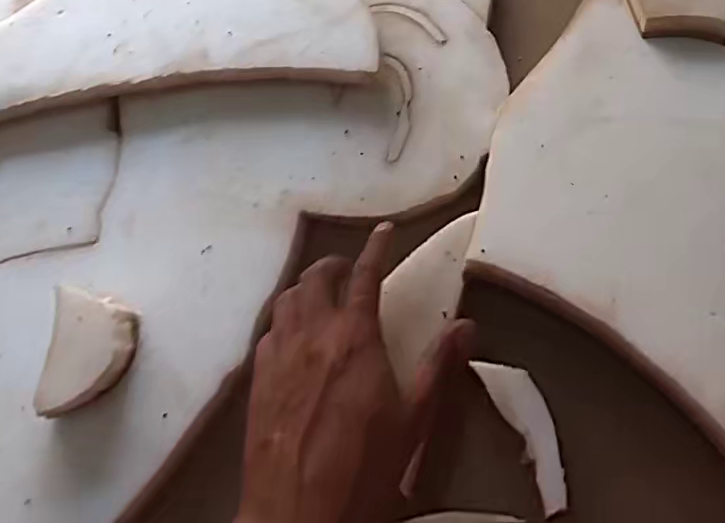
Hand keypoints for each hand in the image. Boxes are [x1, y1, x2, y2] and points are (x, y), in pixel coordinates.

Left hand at [237, 222, 474, 522]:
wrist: (297, 520)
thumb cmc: (364, 470)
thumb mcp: (414, 421)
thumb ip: (439, 366)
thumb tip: (467, 324)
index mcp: (354, 337)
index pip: (365, 274)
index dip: (376, 246)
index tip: (384, 229)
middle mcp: (313, 334)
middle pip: (317, 277)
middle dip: (335, 264)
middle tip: (349, 269)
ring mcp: (280, 355)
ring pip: (288, 298)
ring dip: (306, 287)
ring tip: (320, 295)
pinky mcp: (256, 380)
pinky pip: (268, 331)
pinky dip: (283, 320)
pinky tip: (291, 337)